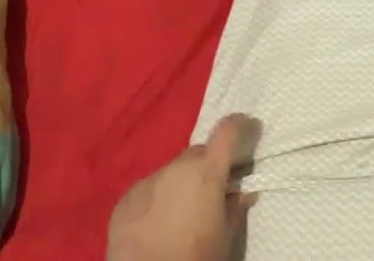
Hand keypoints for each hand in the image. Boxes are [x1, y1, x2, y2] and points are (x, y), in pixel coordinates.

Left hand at [107, 114, 258, 260]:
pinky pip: (148, 190)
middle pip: (198, 154)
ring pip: (172, 172)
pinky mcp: (124, 200)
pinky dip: (157, 199)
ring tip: (181, 214)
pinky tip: (156, 224)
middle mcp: (176, 167)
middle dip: (208, 166)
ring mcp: (148, 181)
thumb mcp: (225, 238)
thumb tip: (241, 192)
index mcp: (206, 171)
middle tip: (212, 192)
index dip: (241, 125)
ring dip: (181, 184)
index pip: (227, 130)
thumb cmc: (195, 257)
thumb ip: (235, 208)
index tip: (249, 128)